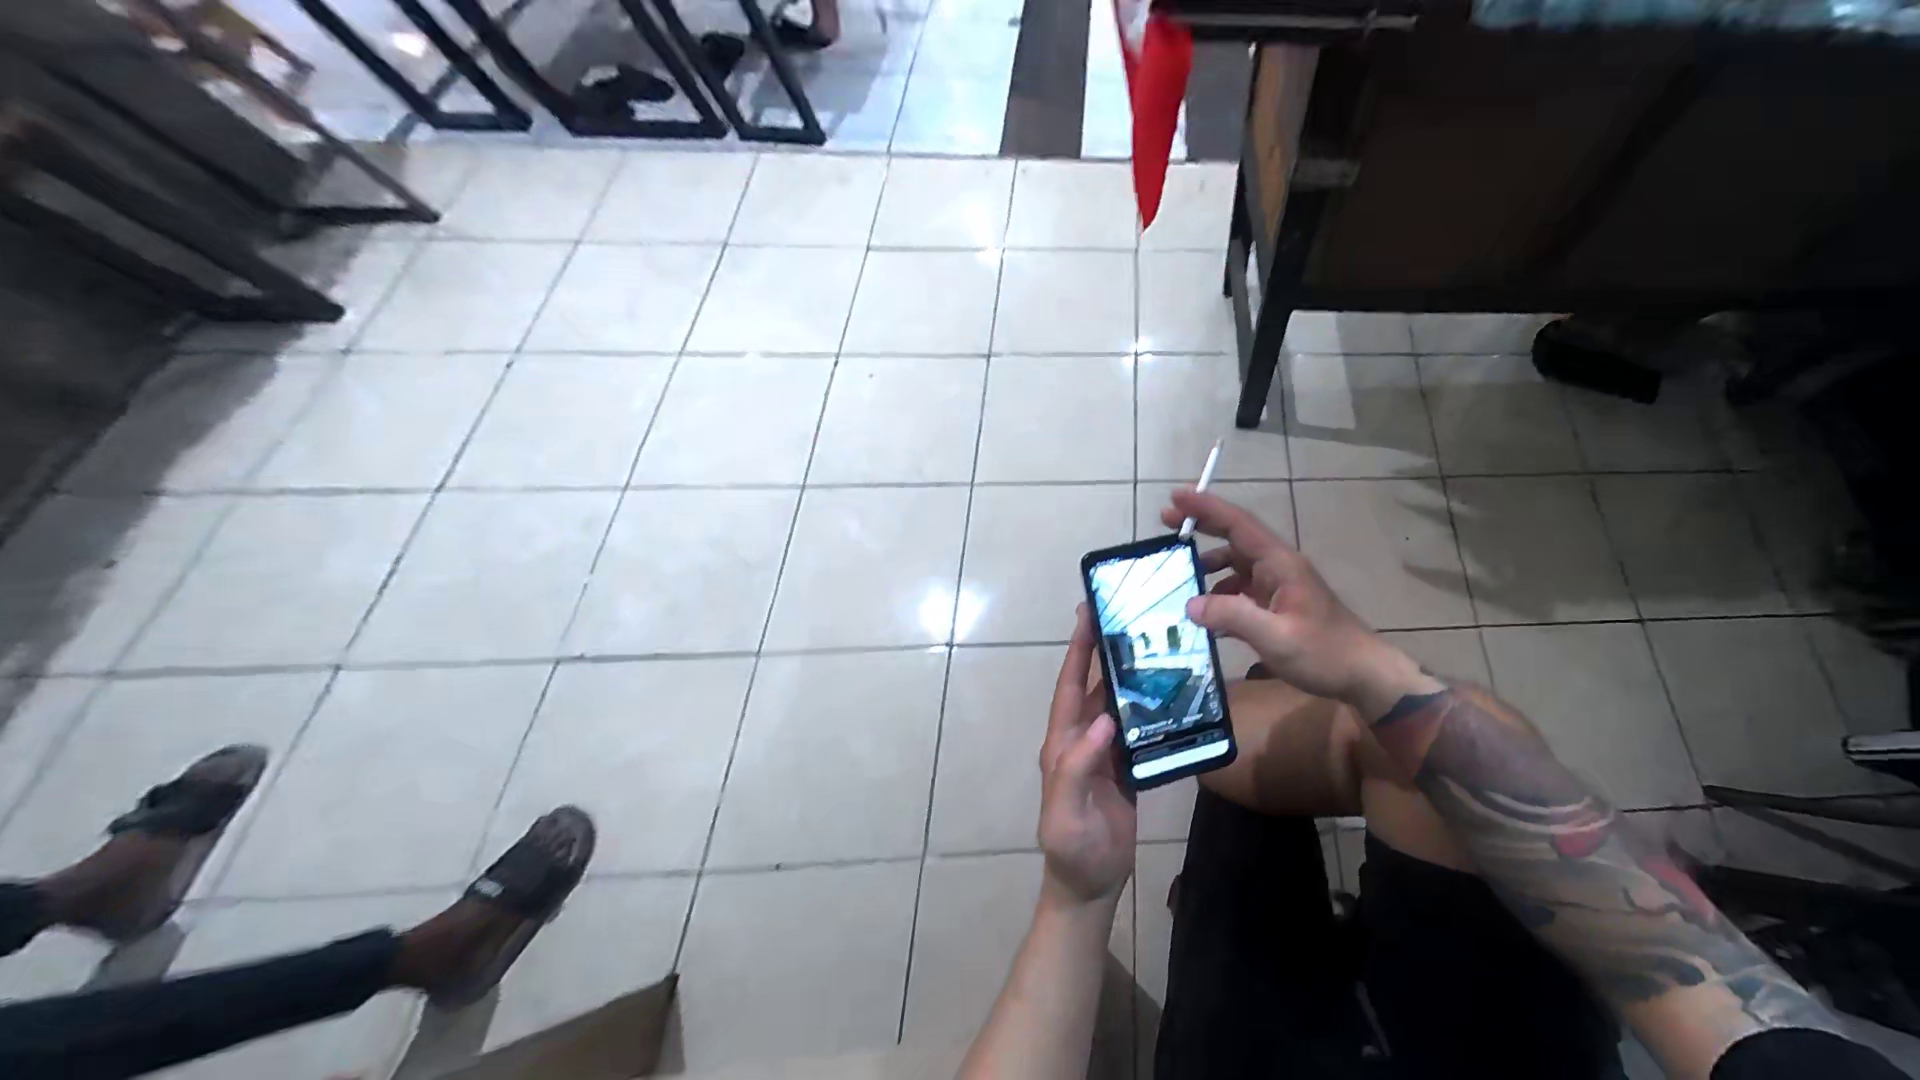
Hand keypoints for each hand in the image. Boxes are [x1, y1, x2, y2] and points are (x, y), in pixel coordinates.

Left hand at [1037, 605, 1135, 904]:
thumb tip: (1103, 721)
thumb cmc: (1072, 849)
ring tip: (1154, 646)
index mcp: (1061, 743)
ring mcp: (1103, 753)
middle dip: (1103, 652)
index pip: (1069, 687)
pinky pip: (1136, 731)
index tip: (1087, 615)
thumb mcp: (1066, 812)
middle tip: (1125, 618)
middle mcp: (1080, 739)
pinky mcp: (1124, 768)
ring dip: (1129, 677)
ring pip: (1116, 705)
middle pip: (1092, 687)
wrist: (1090, 885)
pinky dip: (1149, 710)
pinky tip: (1169, 695)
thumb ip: (1076, 767)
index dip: (1077, 652)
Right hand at [1160, 489, 1433, 715]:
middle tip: (1166, 519)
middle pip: (1235, 536)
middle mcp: (1277, 567)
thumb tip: (1190, 604)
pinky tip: (1204, 610)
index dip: (1207, 508)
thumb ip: (1232, 617)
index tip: (1177, 496)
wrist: (1365, 676)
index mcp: (1280, 564)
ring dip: (1207, 563)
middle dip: (1202, 525)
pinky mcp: (1276, 604)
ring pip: (1235, 563)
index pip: (1238, 525)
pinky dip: (1218, 591)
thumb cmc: (1325, 653)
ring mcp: (1277, 585)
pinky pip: (1240, 587)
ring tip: (1179, 571)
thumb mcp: (1276, 637)